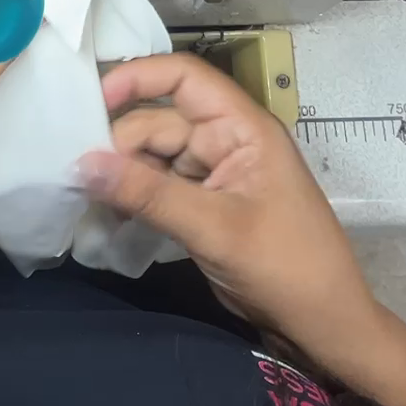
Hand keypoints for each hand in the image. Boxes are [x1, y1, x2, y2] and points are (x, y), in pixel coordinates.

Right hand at [78, 54, 403, 389]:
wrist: (324, 329)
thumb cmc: (287, 268)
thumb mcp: (216, 228)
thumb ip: (147, 193)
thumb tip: (82, 164)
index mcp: (241, 127)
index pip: (183, 77)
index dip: (137, 78)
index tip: (92, 103)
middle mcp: (223, 140)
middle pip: (155, 121)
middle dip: (119, 145)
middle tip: (82, 178)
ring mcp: (210, 173)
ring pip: (150, 156)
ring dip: (121, 175)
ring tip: (90, 201)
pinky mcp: (200, 203)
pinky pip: (154, 186)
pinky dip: (131, 197)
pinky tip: (110, 215)